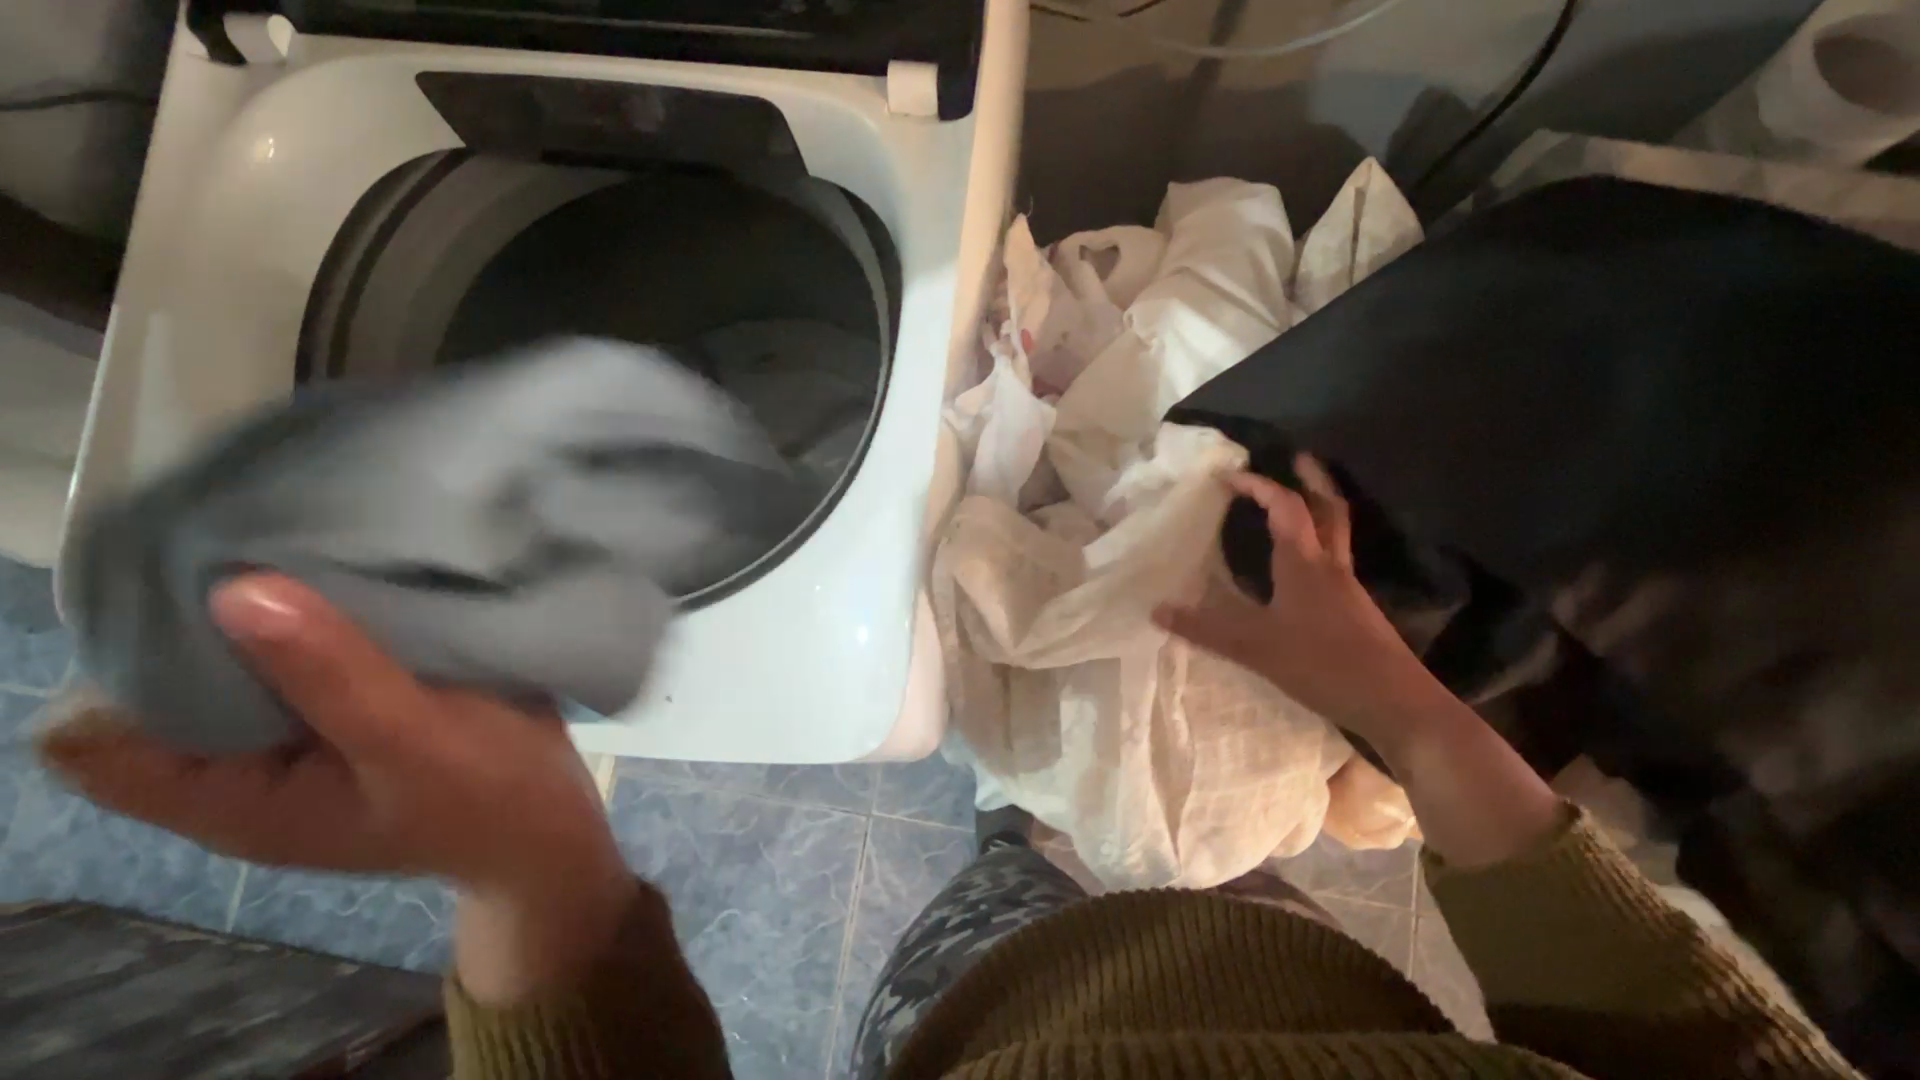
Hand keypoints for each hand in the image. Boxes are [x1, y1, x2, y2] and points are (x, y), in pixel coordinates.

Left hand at [38, 573, 635, 1001]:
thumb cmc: (488, 793)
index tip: (207, 610)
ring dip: (259, 619)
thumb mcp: (416, 740)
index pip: (94, 739)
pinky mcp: (335, 716)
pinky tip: (348, 594)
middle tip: (265, 569)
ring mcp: (289, 743)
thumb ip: (335, 675)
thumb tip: (238, 590)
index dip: (128, 671)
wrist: (551, 819)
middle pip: (154, 688)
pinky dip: (308, 625)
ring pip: (227, 665)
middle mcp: (238, 771)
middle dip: (198, 629)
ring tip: (308, 569)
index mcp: (229, 801)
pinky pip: (289, 660)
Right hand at [1157, 458, 1565, 867]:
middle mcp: (1330, 566)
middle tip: (1298, 458)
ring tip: (1300, 502)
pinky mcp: (1357, 611)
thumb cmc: (1323, 665)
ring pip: (1336, 533)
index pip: (1284, 507)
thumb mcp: (1256, 647)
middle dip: (1311, 480)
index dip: (1258, 485)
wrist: (1394, 702)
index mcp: (1304, 563)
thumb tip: (1157, 609)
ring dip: (1320, 509)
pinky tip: (1305, 566)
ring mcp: (1349, 589)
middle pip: (1327, 508)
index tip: (1228, 475)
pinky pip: (1336, 561)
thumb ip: (1207, 628)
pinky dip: (1320, 546)